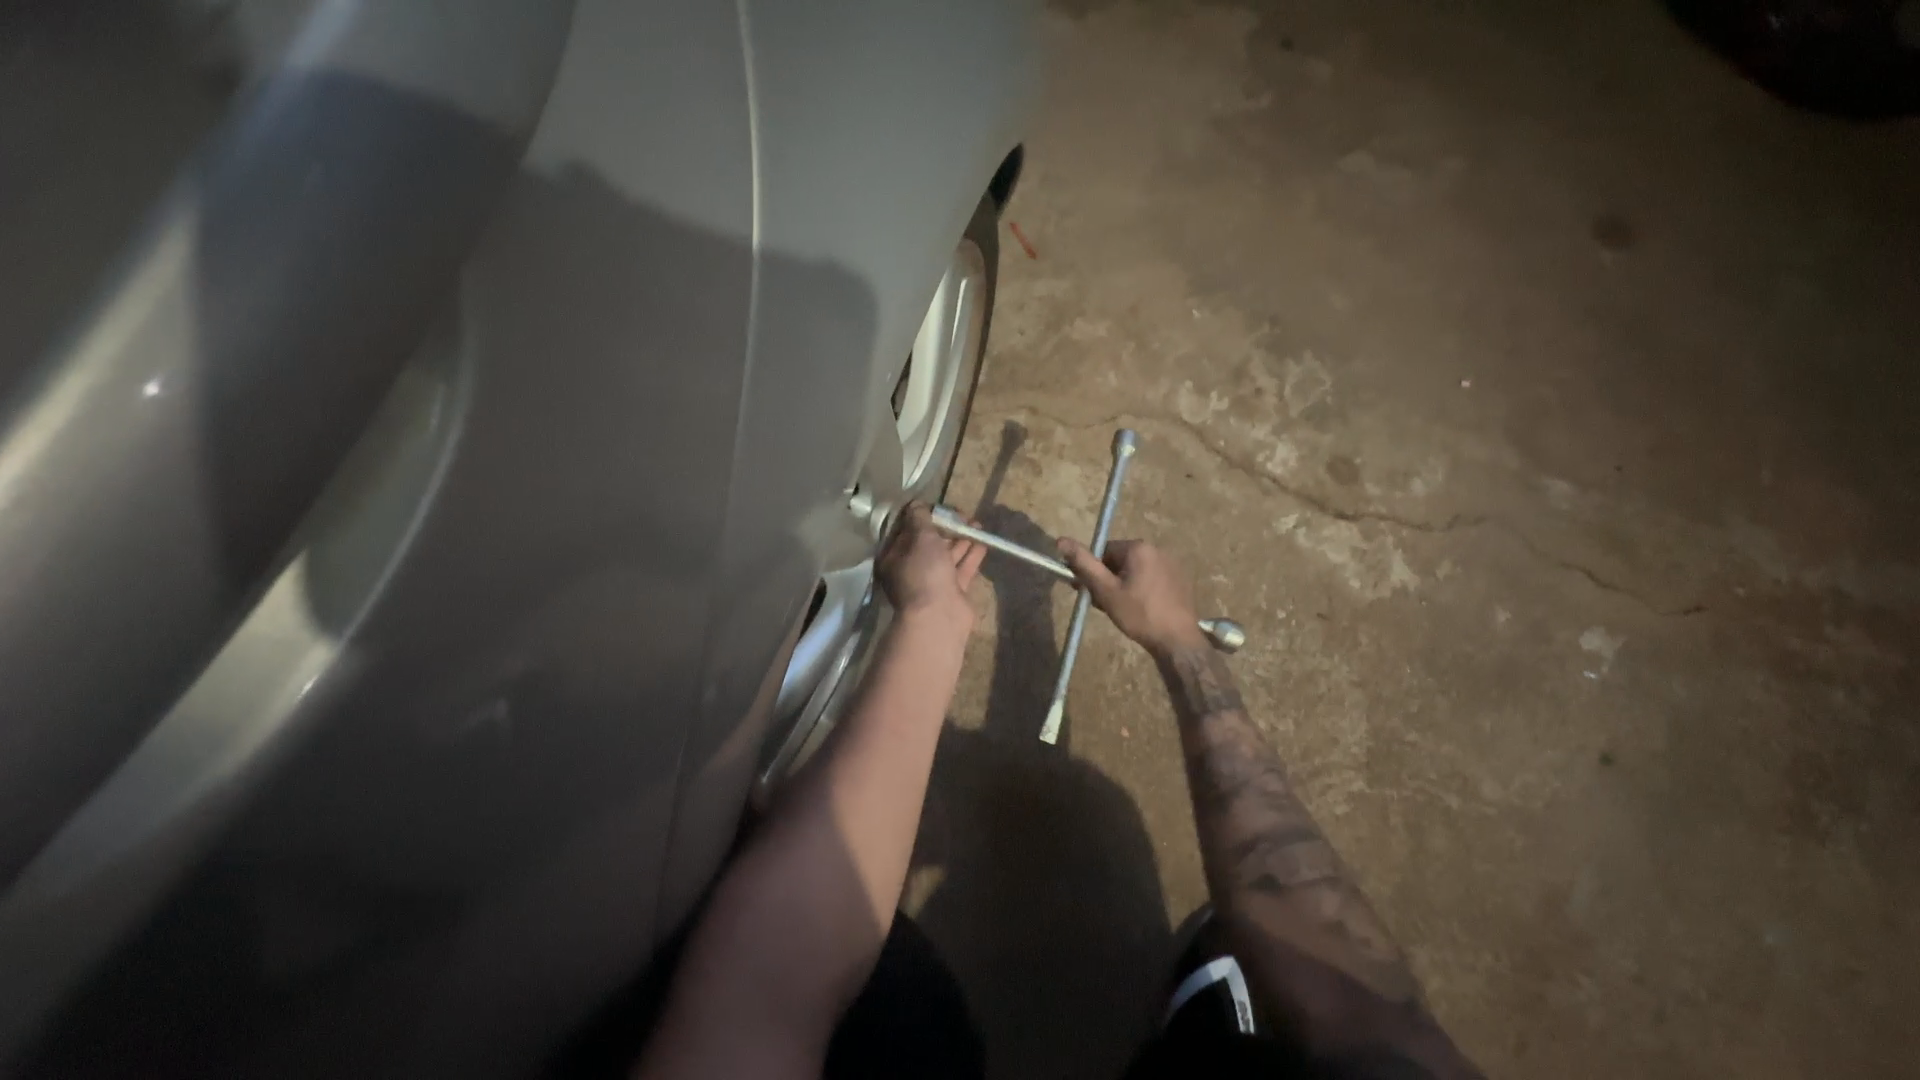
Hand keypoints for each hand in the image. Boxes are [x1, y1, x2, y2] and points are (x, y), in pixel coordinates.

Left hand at [878, 503, 984, 629]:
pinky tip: (983, 540)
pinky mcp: (952, 590)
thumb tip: (917, 504)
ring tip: (976, 523)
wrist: (939, 617)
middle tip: (962, 514)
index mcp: (894, 556)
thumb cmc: (923, 572)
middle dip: (946, 526)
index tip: (939, 505)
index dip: (922, 515)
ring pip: (947, 554)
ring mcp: (932, 580)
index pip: (906, 529)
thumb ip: (920, 518)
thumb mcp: (920, 538)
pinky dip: (972, 553)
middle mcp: (911, 568)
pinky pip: (962, 567)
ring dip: (961, 538)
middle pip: (929, 541)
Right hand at [1057, 538, 1205, 654]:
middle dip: (1108, 580)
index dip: (1093, 572)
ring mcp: (1171, 564)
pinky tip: (1141, 609)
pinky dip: (1141, 589)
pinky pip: (1150, 578)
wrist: (1177, 640)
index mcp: (1138, 548)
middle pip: (1119, 560)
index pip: (1103, 551)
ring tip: (1122, 610)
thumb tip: (1061, 540)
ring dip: (1123, 585)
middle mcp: (1157, 549)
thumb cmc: (1138, 614)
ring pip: (1134, 570)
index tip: (1090, 592)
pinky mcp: (1179, 579)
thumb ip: (1084, 565)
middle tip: (1104, 604)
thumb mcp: (1106, 590)